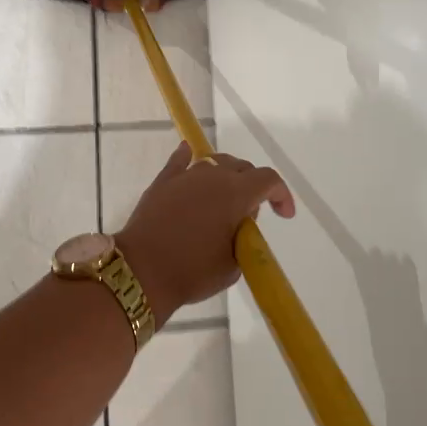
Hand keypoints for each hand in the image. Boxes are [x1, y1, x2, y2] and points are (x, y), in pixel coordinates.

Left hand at [117, 143, 294, 318]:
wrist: (142, 271)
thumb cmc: (193, 271)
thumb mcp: (233, 264)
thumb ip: (243, 237)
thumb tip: (238, 222)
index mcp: (235, 193)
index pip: (268, 179)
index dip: (280, 194)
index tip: (283, 215)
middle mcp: (212, 176)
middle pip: (242, 168)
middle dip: (253, 186)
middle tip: (249, 214)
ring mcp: (186, 175)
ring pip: (214, 163)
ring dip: (226, 176)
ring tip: (224, 199)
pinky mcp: (162, 181)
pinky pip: (180, 161)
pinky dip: (188, 157)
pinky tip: (188, 154)